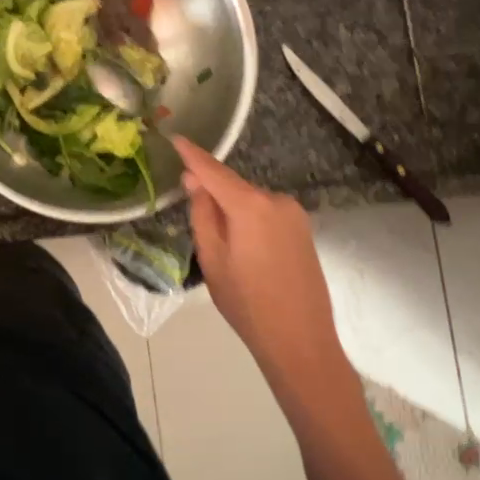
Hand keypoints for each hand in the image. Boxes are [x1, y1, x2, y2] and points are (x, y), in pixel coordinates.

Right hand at [174, 136, 348, 386]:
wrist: (301, 341)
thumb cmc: (247, 303)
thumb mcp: (212, 259)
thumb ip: (203, 214)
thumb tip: (195, 181)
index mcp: (250, 206)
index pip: (213, 171)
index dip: (192, 155)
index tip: (175, 138)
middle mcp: (276, 201)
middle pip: (233, 186)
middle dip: (212, 191)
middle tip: (192, 212)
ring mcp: (294, 215)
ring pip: (250, 201)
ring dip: (232, 209)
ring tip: (221, 243)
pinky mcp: (303, 230)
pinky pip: (266, 214)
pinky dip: (249, 220)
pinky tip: (244, 248)